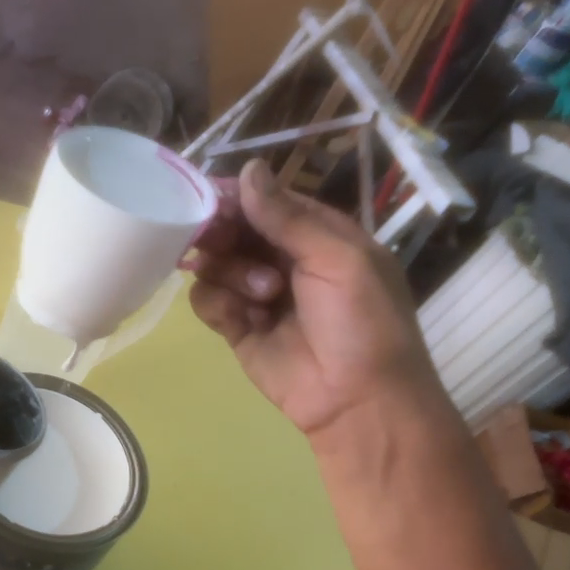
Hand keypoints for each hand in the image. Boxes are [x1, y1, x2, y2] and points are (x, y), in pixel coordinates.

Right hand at [187, 160, 447, 440]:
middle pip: (231, 229)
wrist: (358, 401)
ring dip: (230, 274)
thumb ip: (287, 217)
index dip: (235, 196)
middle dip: (223, 235)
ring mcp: (256, 293)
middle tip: (221, 244)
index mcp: (317, 234)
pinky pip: (206, 300)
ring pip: (214, 263)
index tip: (208, 200)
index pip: (265, 200)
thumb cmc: (362, 322)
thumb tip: (249, 168)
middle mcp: (283, 258)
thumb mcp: (337, 259)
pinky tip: (243, 320)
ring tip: (261, 297)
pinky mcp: (236, 326)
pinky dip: (219, 305)